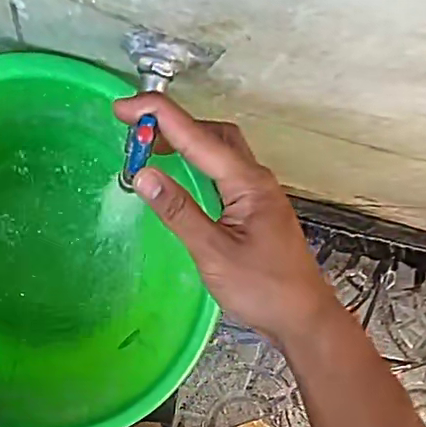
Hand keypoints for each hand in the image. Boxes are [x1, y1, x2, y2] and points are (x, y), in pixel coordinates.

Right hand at [113, 93, 341, 345]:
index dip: (159, 117)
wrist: (302, 317)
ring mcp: (259, 195)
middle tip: (135, 130)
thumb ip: (178, 212)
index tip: (123, 109)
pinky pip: (224, 174)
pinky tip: (182, 178)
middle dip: (172, 124)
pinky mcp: (257, 211)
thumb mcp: (213, 252)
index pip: (198, 137)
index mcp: (247, 183)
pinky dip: (197, 166)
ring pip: (220, 153)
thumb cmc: (263, 289)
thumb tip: (144, 175)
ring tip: (151, 149)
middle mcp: (256, 180)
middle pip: (212, 135)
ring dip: (185, 143)